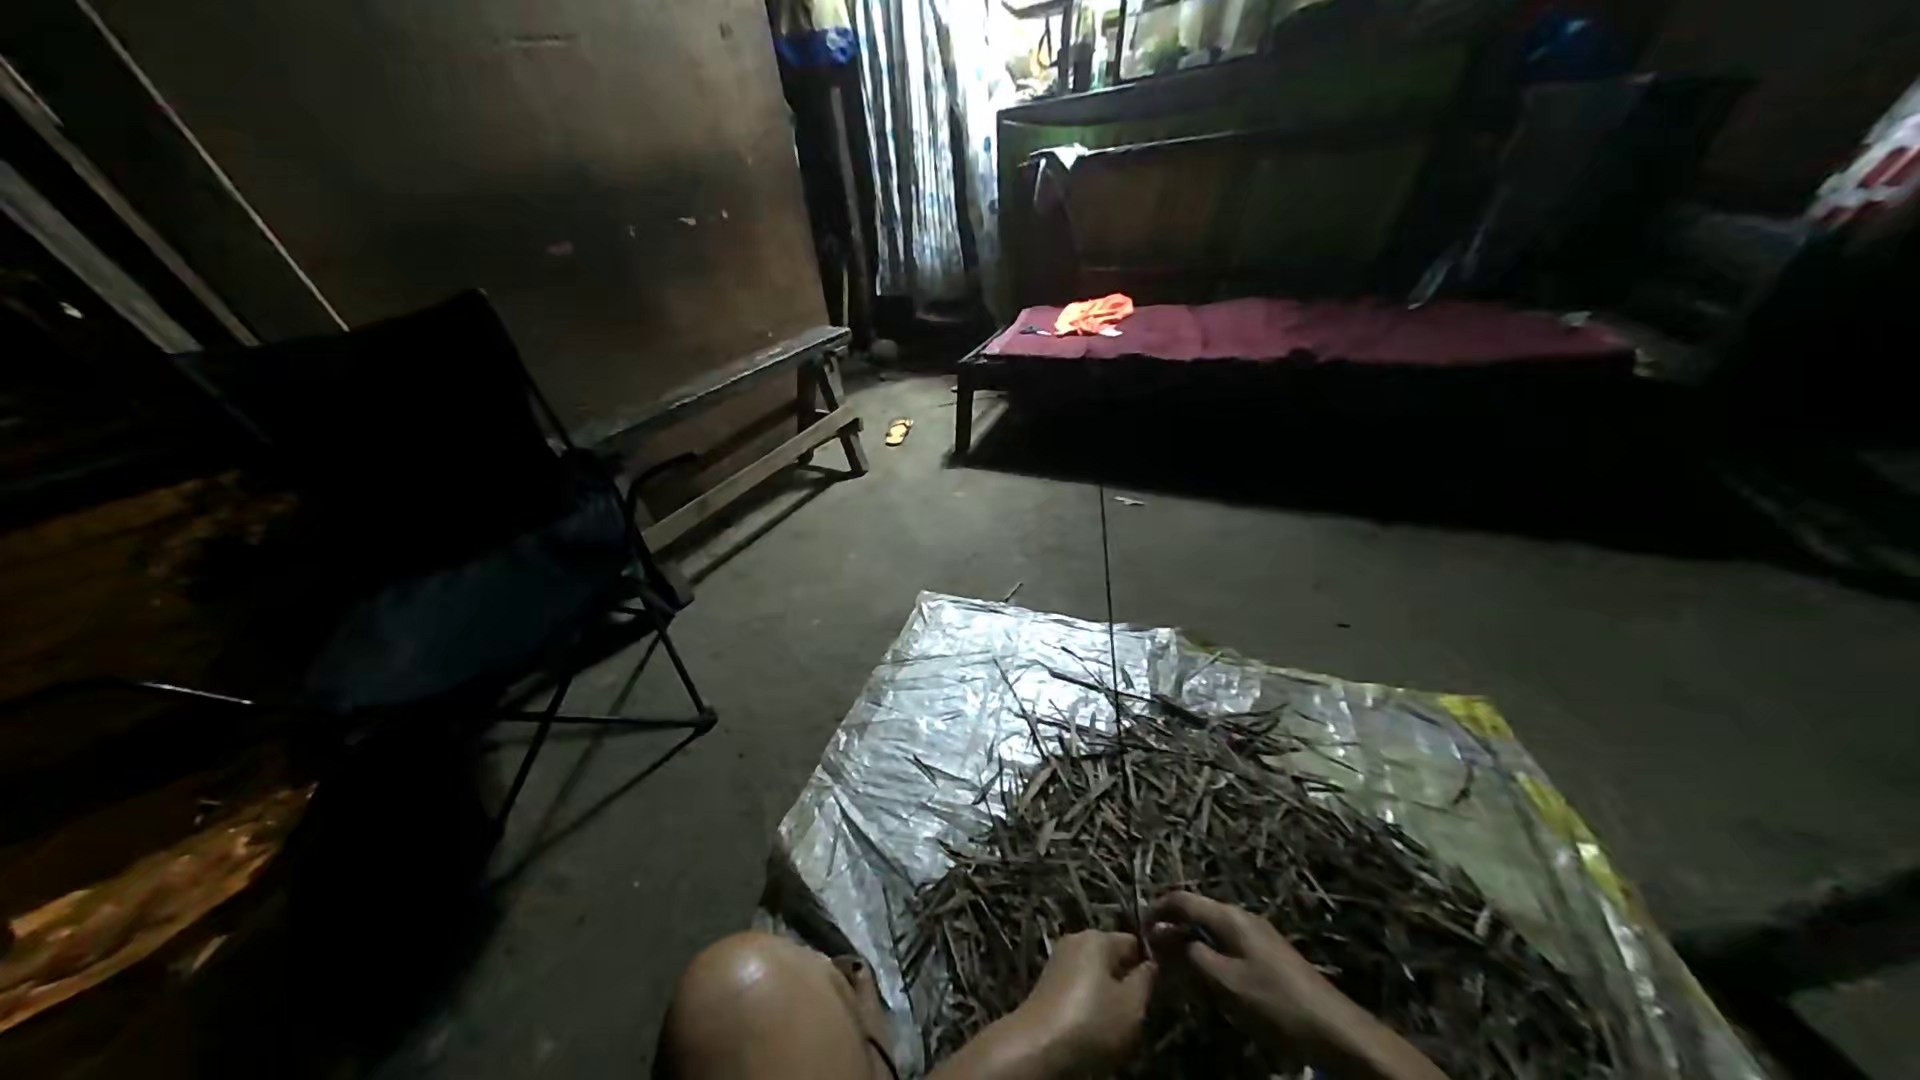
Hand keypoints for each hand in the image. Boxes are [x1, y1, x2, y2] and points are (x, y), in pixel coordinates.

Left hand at [930, 930, 1154, 1079]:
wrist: (1038, 1045)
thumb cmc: (1091, 1021)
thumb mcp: (1132, 1004)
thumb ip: (1146, 979)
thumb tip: (1152, 963)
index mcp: (1097, 937)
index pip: (1134, 942)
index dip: (1149, 965)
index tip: (1160, 990)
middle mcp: (1076, 939)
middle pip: (1113, 957)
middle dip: (1127, 981)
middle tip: (1139, 1010)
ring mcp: (1059, 960)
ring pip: (1096, 974)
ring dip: (1108, 995)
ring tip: (1117, 1023)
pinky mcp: (1049, 982)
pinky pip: (1080, 986)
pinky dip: (1090, 1002)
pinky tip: (1094, 1026)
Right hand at [1146, 892, 1446, 1079]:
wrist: (1335, 1029)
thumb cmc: (1275, 1002)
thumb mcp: (1226, 982)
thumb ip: (1190, 956)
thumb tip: (1162, 937)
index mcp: (1229, 916)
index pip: (1181, 899)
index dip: (1156, 911)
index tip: (1138, 931)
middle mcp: (1241, 916)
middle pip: (1196, 911)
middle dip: (1171, 928)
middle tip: (1153, 953)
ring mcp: (1256, 934)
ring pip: (1210, 929)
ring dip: (1188, 943)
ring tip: (1173, 967)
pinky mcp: (1266, 954)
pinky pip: (1225, 943)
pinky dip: (1206, 954)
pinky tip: (1204, 977)